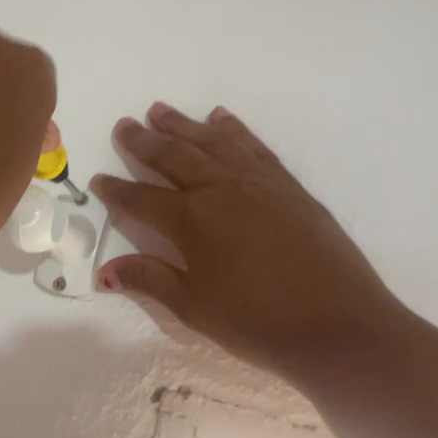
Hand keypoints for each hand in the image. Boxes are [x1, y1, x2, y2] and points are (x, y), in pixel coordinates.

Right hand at [91, 103, 420, 384]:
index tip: (98, 180)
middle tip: (124, 126)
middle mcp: (222, 190)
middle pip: (175, 158)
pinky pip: (254, 148)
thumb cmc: (258, 324)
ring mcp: (260, 184)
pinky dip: (235, 130)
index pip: (142, 200)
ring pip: (214, 144)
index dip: (117, 191)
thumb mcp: (194, 308)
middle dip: (145, 143)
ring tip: (161, 111)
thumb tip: (105, 271)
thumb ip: (150, 280)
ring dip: (185, 126)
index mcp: (192, 222)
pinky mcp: (290, 188)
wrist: (340, 326)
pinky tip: (221, 119)